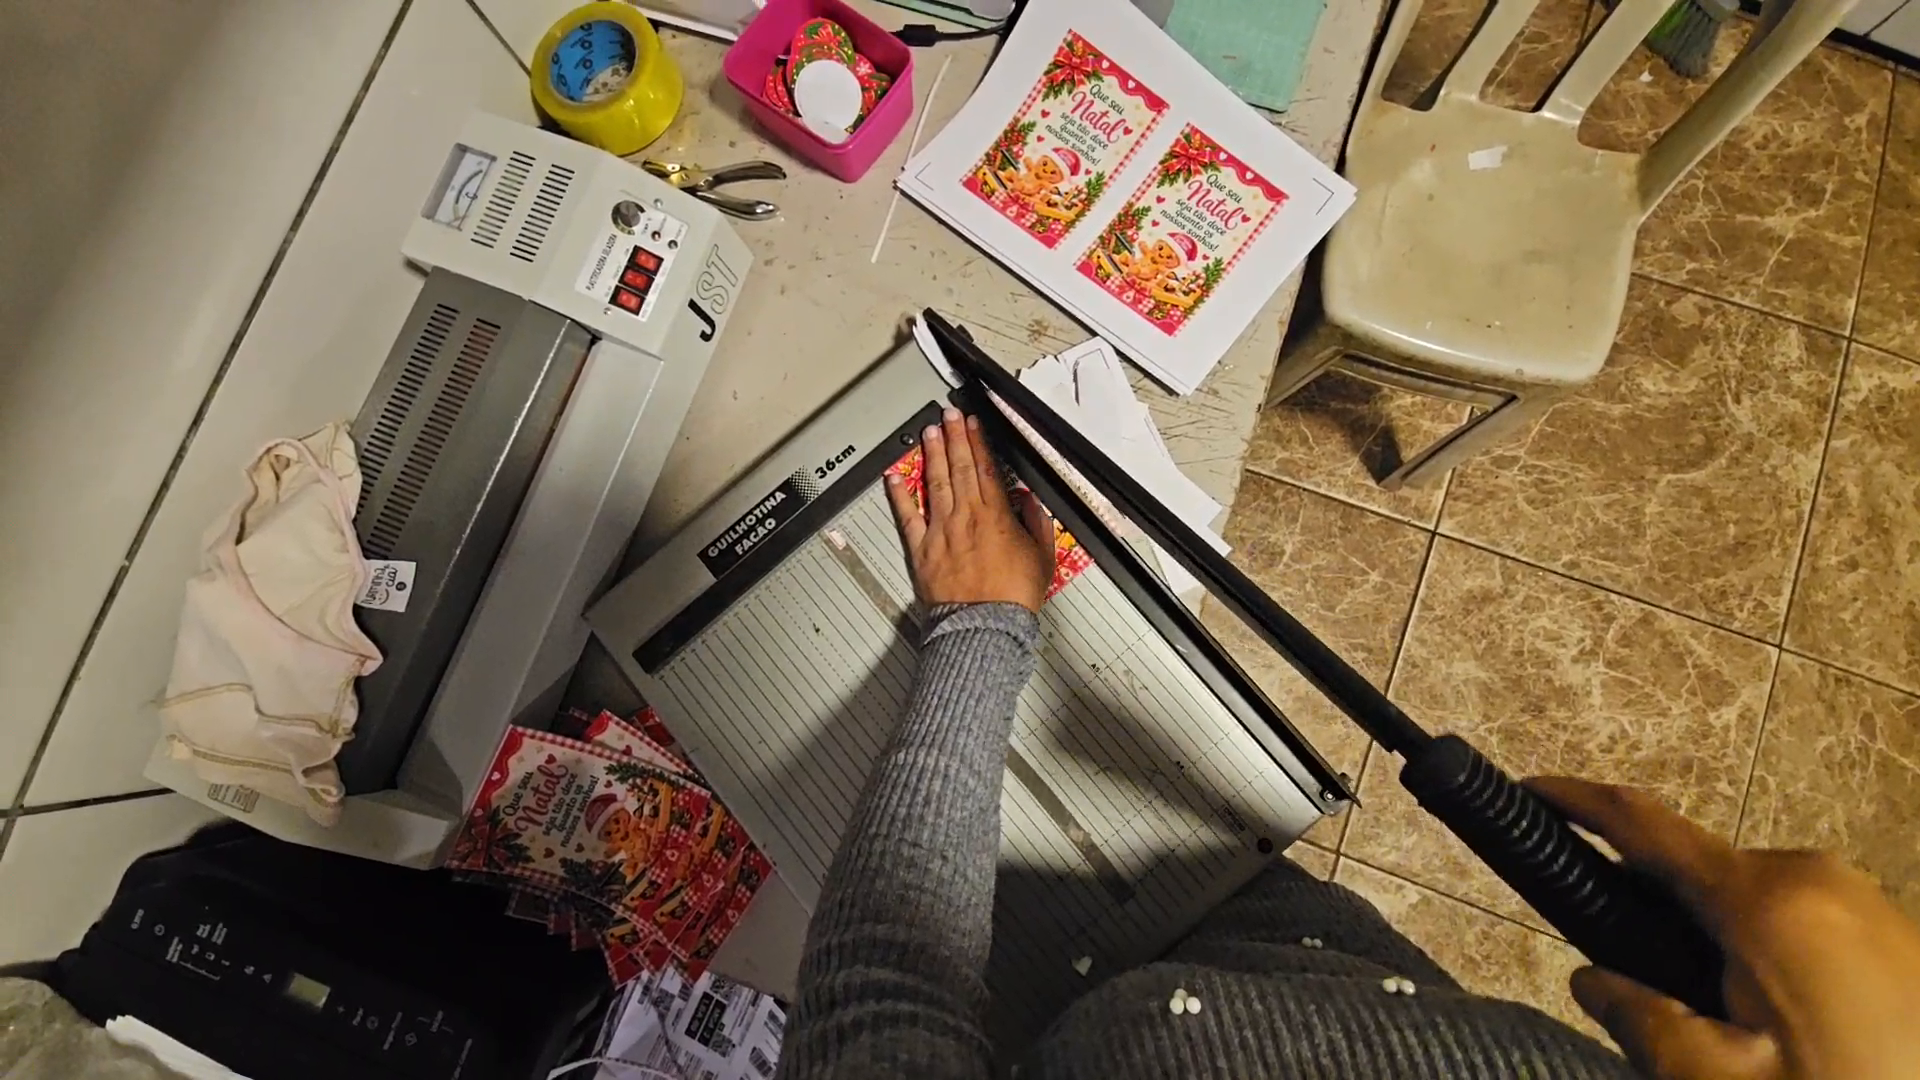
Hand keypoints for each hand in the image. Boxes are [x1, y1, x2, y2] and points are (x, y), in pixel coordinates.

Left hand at [886, 408, 1053, 612]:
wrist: (984, 627)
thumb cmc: (1012, 597)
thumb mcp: (1042, 558)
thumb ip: (1038, 525)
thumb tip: (1032, 502)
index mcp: (995, 515)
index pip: (986, 468)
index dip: (978, 442)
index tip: (972, 423)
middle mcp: (965, 516)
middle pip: (959, 468)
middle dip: (954, 437)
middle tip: (949, 415)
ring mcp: (941, 530)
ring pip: (934, 483)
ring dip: (931, 454)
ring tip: (928, 432)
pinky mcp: (922, 550)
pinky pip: (908, 518)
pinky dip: (900, 496)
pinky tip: (895, 477)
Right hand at [1529, 777, 1919, 1079]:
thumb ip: (1637, 1019)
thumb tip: (1594, 982)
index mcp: (1767, 901)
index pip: (1641, 821)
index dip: (1574, 798)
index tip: (1524, 790)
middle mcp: (1823, 883)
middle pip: (1697, 862)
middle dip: (1651, 892)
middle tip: (1631, 955)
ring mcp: (1880, 910)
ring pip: (1752, 891)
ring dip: (1712, 923)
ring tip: (1717, 1001)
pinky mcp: (1913, 943)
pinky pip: (1806, 918)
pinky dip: (1764, 942)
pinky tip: (1780, 1011)